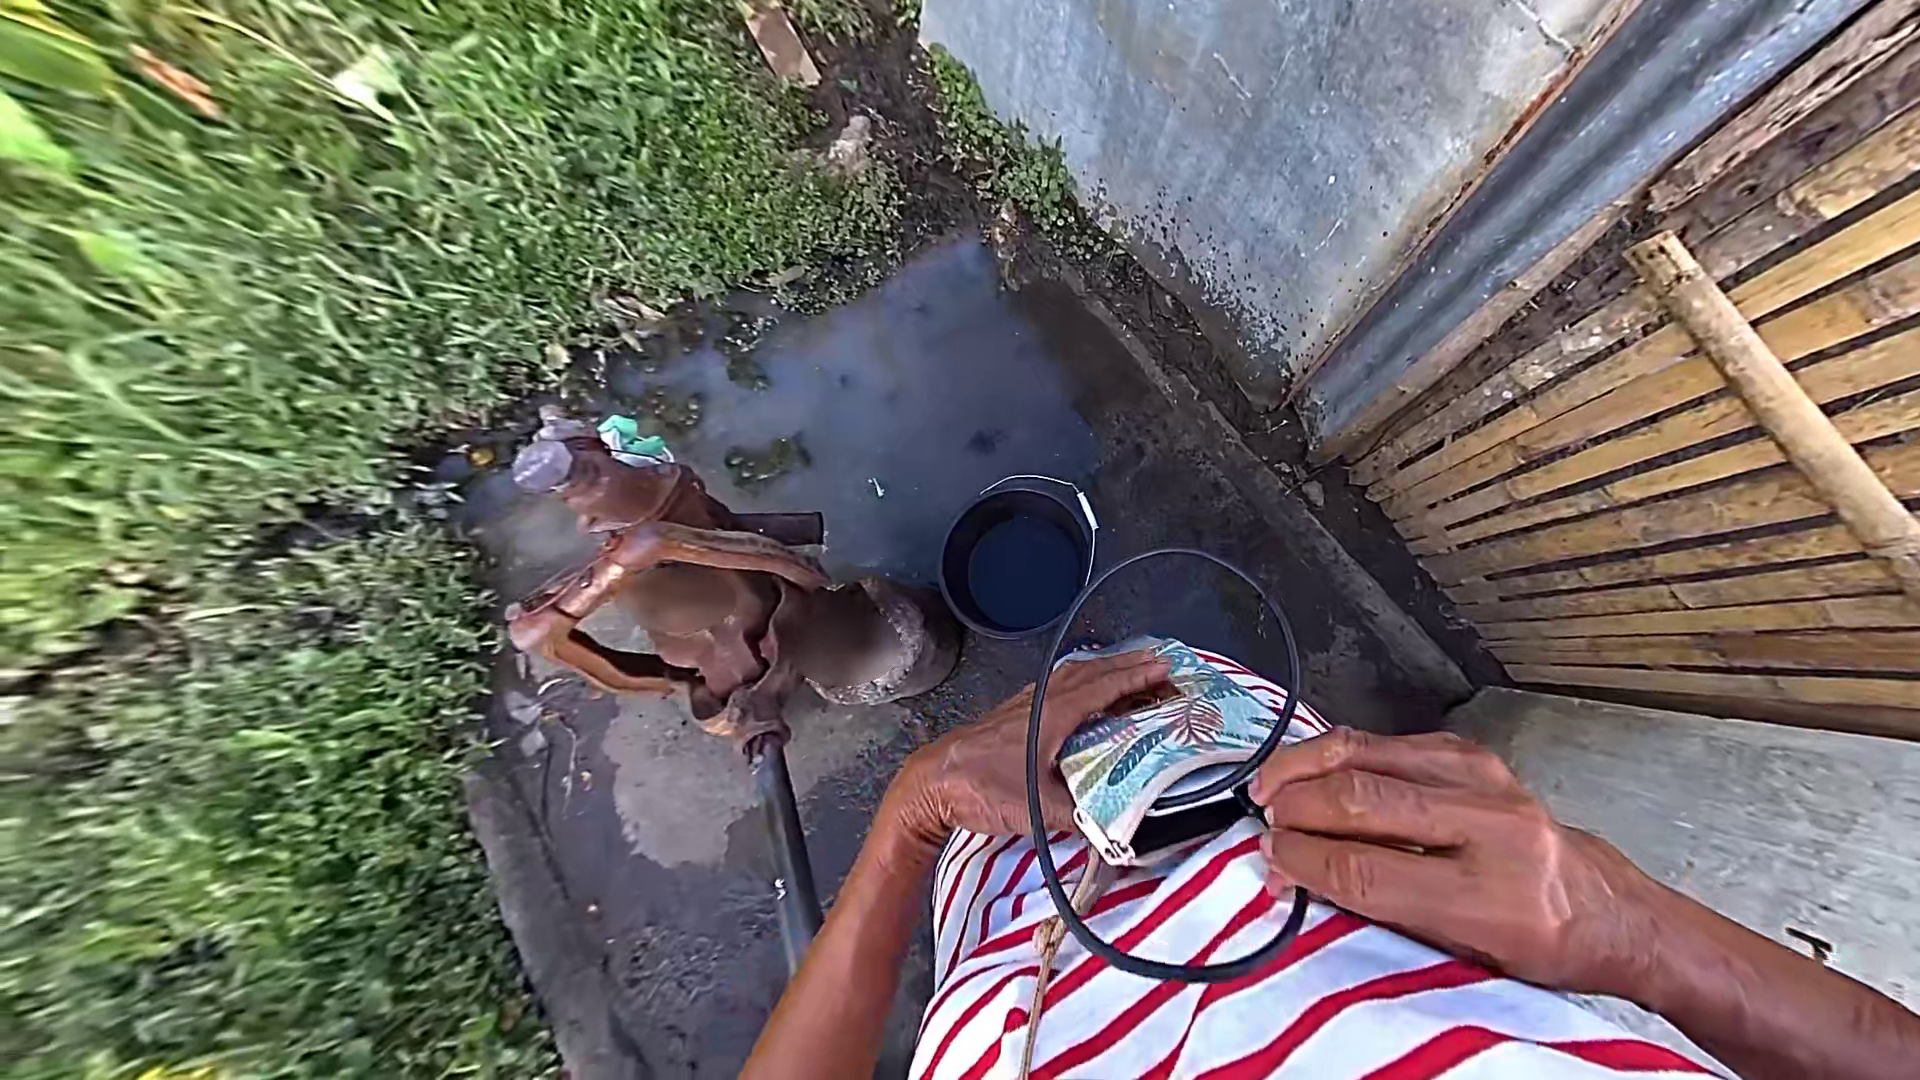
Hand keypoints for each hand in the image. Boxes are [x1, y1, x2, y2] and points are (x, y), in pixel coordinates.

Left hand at [887, 651, 1172, 849]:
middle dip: (1128, 665)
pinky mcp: (1013, 712)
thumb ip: (1083, 821)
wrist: (933, 780)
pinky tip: (1079, 689)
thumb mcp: (1038, 810)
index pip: (1104, 686)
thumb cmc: (981, 787)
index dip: (1137, 676)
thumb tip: (1120, 835)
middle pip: (1092, 672)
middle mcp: (1042, 700)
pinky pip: (1055, 683)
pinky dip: (1079, 678)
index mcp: (1053, 714)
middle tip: (1158, 661)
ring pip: (1072, 674)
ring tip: (1127, 669)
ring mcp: (1025, 703)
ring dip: (1103, 668)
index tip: (1164, 667)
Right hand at [1249, 728, 1658, 996]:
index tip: (1269, 854)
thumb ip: (1370, 905)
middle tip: (1263, 818)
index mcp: (1498, 899)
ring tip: (1267, 786)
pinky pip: (1372, 740)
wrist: (1611, 909)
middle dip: (1293, 807)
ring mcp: (1478, 776)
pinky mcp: (1462, 749)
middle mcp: (1492, 826)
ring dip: (1297, 767)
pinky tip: (1307, 771)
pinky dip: (1326, 754)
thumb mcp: (1459, 951)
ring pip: (1355, 752)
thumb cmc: (1534, 945)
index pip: (1368, 870)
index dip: (1304, 859)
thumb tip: (1291, 868)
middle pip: (1357, 799)